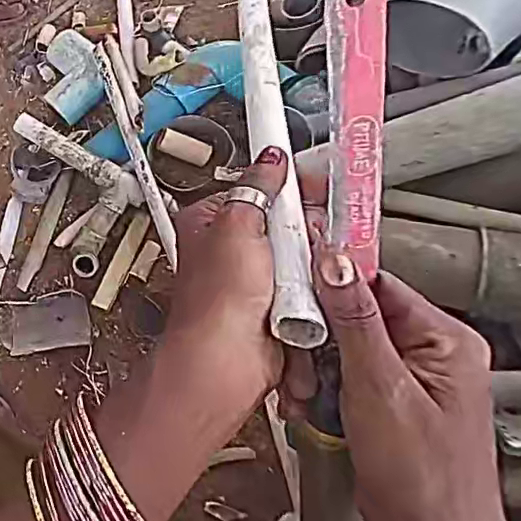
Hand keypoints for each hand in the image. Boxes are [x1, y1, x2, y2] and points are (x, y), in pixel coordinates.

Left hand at [163, 147, 291, 406]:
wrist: (226, 361)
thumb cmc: (214, 300)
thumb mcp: (237, 225)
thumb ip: (257, 187)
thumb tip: (269, 158)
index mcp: (211, 222)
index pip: (256, 189)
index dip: (285, 186)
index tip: (310, 183)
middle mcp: (230, 250)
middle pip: (285, 224)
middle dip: (299, 234)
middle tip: (297, 243)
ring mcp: (256, 280)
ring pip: (301, 257)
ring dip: (306, 267)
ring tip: (293, 277)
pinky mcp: (277, 306)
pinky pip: (308, 288)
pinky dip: (310, 292)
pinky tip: (302, 297)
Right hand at [309, 244, 520, 520]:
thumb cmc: (426, 484)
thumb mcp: (380, 389)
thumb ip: (355, 321)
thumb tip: (335, 263)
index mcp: (444, 340)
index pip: (376, 283)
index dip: (330, 287)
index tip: (295, 295)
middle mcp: (429, 352)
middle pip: (353, 315)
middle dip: (319, 340)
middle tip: (305, 368)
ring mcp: (408, 377)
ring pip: (341, 345)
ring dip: (315, 368)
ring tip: (311, 399)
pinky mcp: (387, 400)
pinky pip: (343, 374)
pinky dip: (322, 389)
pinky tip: (315, 411)